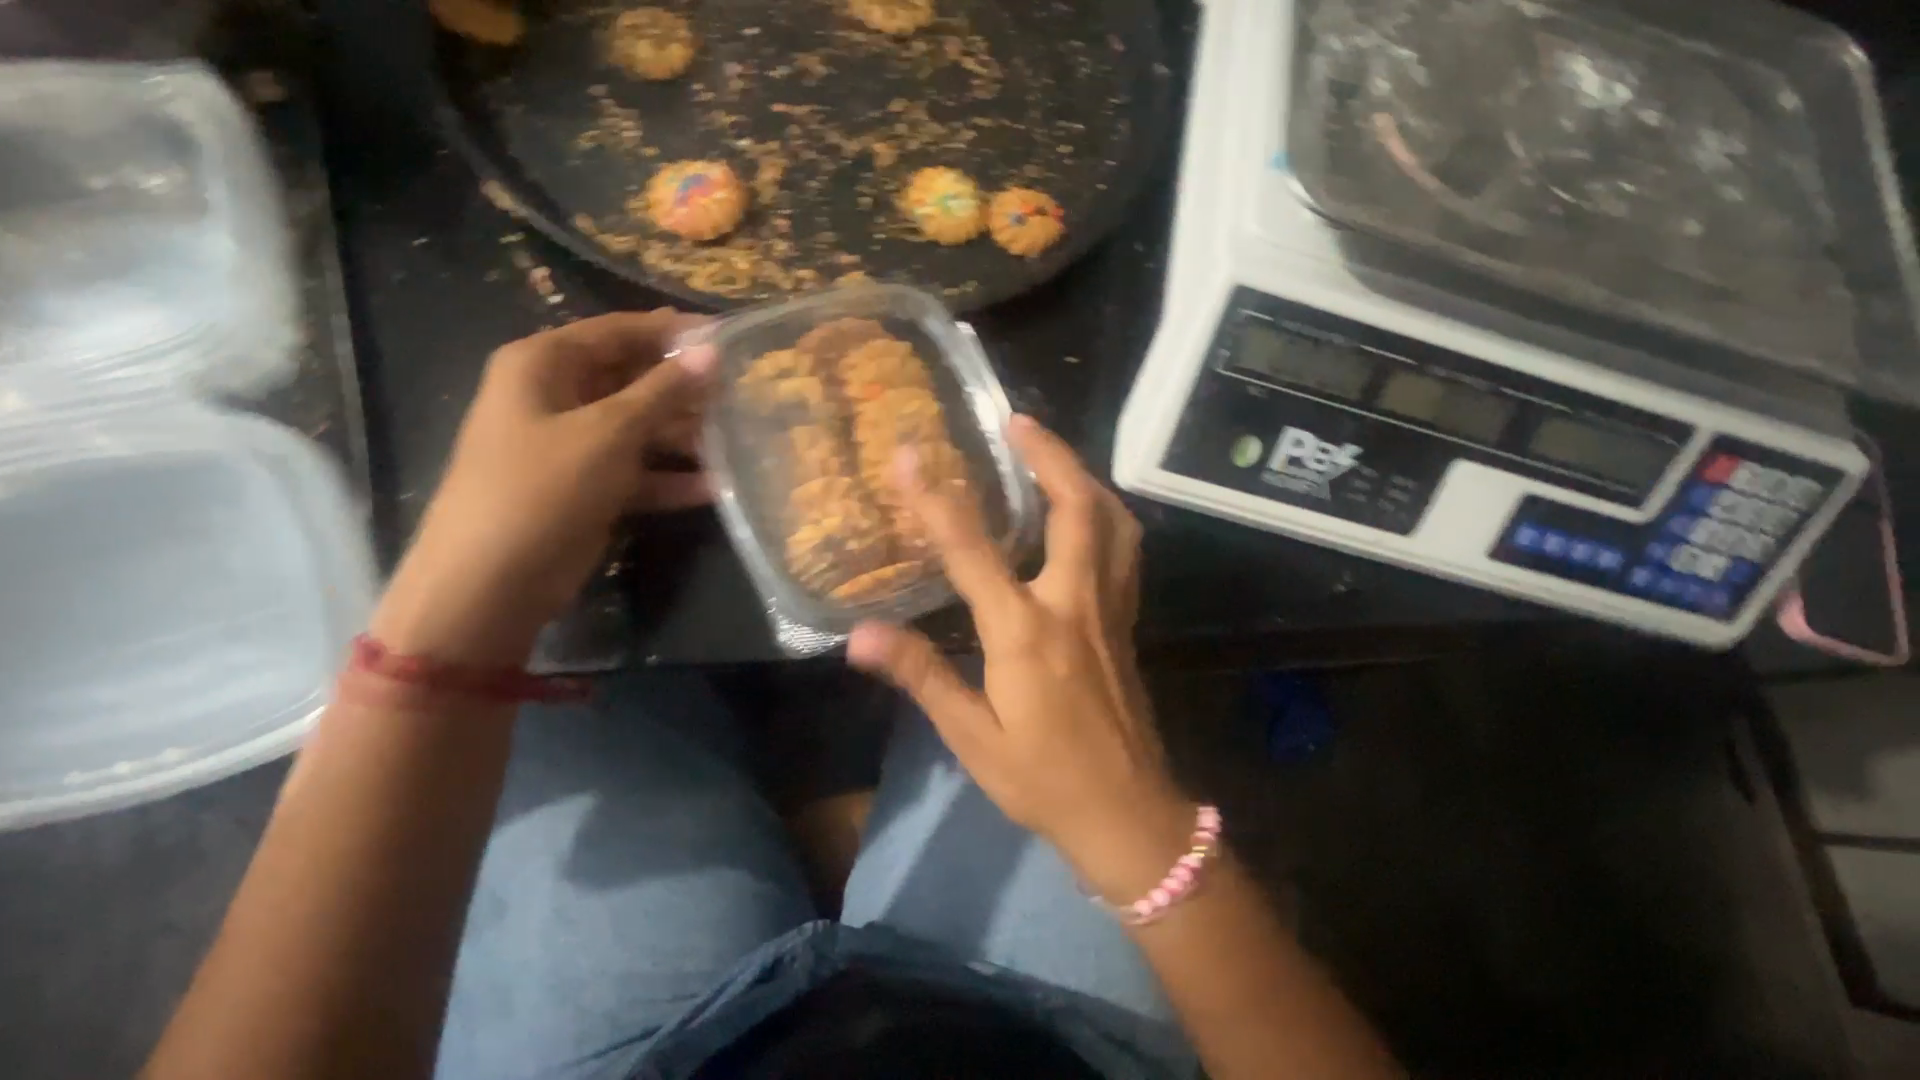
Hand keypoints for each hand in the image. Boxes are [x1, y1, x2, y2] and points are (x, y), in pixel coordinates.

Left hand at [371, 311, 715, 662]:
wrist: (490, 583)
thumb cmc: (543, 489)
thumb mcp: (608, 432)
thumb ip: (663, 391)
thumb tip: (711, 351)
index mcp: (543, 364)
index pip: (617, 331)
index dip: (672, 332)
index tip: (728, 337)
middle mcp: (553, 396)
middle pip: (629, 378)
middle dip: (682, 386)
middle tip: (740, 391)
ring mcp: (568, 446)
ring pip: (636, 427)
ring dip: (682, 434)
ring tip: (737, 438)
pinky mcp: (584, 489)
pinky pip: (634, 472)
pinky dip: (669, 479)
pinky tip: (716, 487)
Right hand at [847, 416, 1195, 902]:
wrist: (1127, 814)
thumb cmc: (1042, 779)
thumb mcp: (971, 735)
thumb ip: (921, 675)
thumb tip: (859, 634)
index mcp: (1025, 632)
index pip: (975, 551)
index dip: (938, 499)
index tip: (912, 453)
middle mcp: (1073, 606)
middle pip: (1075, 509)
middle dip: (1048, 456)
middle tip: (1017, 421)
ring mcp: (1110, 611)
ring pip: (1112, 522)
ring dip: (1083, 477)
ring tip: (1053, 454)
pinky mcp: (1127, 623)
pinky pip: (1124, 550)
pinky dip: (1106, 515)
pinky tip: (1088, 513)